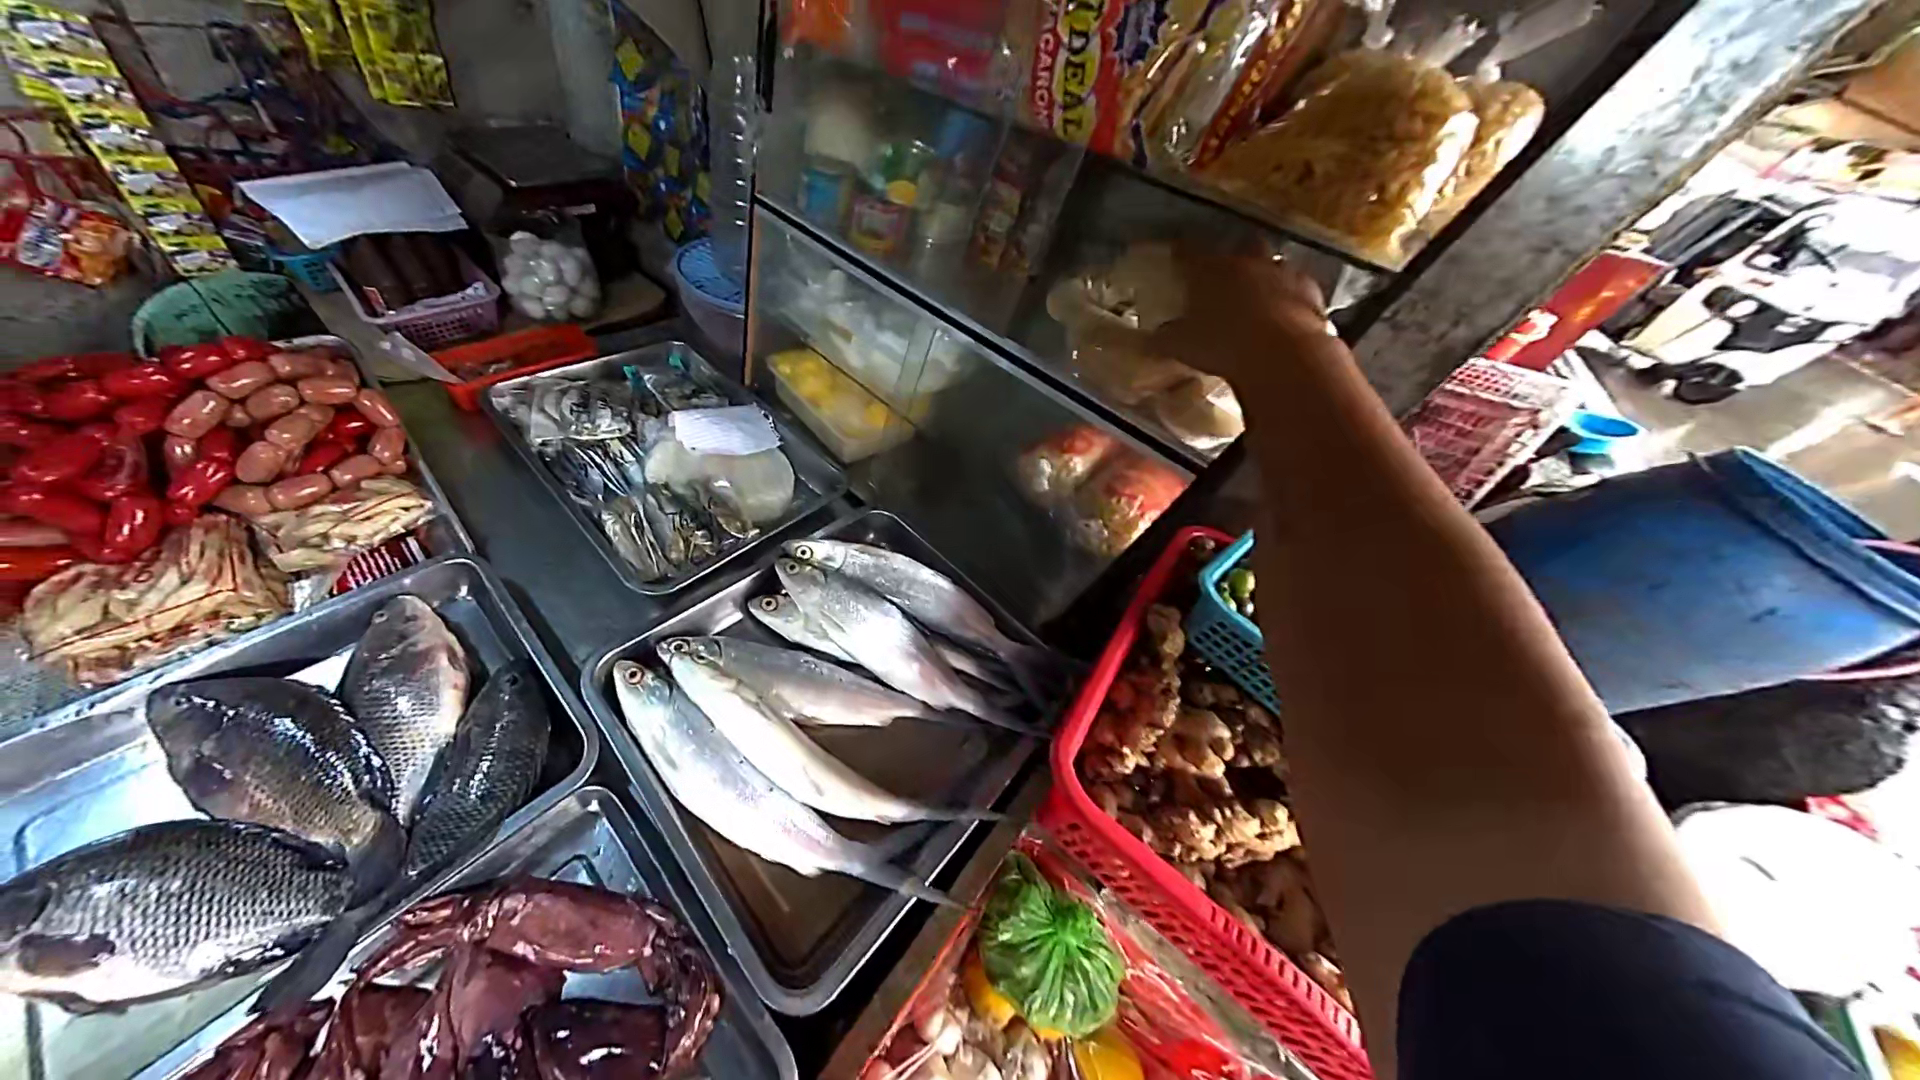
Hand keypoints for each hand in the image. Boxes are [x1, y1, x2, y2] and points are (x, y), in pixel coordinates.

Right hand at [1143, 248, 1334, 386]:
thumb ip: (1167, 338)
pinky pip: (1297, 289)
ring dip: (1265, 277)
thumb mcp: (1182, 347)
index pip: (1189, 254)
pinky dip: (1290, 299)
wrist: (1281, 354)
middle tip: (1226, 275)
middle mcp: (1248, 262)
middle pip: (1241, 247)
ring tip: (1258, 297)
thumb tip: (1155, 338)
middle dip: (1233, 258)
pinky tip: (1285, 315)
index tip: (1175, 253)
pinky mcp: (1311, 293)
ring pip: (1272, 265)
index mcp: (1211, 270)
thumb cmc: (1222, 345)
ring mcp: (1283, 274)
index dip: (1180, 253)